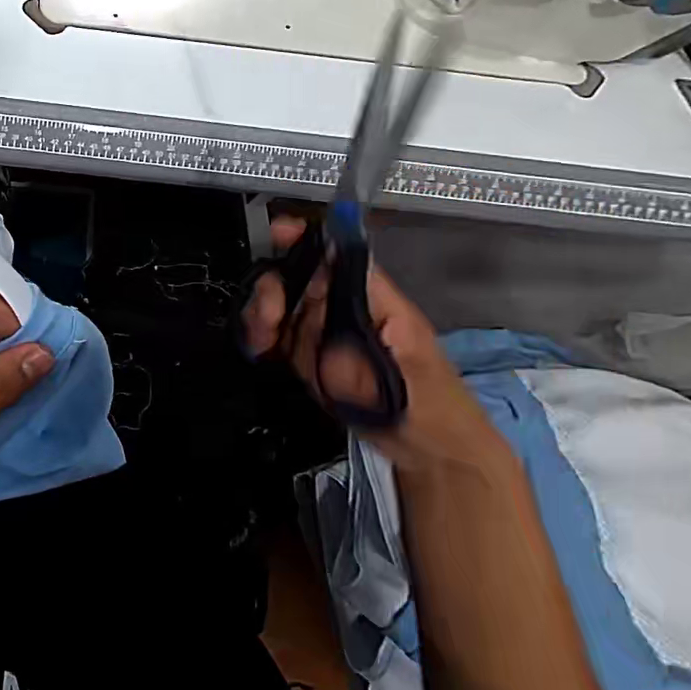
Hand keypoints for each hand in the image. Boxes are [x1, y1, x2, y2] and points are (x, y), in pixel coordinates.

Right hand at [242, 216, 501, 472]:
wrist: (432, 455)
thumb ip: (364, 339)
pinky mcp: (312, 357)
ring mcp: (328, 334)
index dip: (306, 240)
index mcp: (374, 300)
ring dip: (263, 317)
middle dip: (273, 289)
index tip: (278, 234)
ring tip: (261, 338)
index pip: (338, 256)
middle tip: (266, 315)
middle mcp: (347, 309)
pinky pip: (279, 337)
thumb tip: (332, 305)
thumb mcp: (406, 372)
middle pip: (299, 279)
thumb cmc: (432, 409)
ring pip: (283, 308)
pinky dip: (262, 338)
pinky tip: (258, 347)